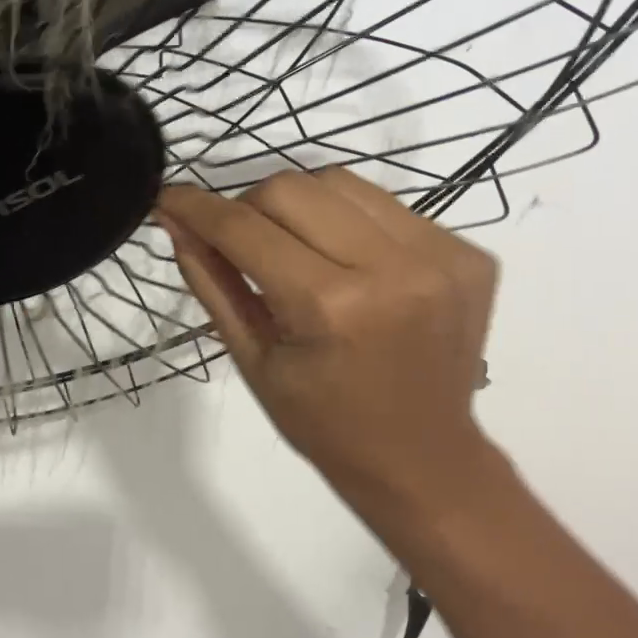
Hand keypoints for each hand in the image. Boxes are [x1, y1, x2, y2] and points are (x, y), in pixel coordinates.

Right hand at [156, 170, 498, 520]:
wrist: (418, 455)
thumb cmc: (318, 418)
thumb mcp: (248, 355)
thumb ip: (211, 280)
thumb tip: (175, 222)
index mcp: (330, 306)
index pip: (246, 229)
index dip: (198, 208)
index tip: (169, 198)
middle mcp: (392, 268)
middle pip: (292, 189)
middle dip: (246, 206)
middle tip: (235, 241)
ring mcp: (440, 255)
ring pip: (339, 182)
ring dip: (295, 204)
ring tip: (287, 246)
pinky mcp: (468, 253)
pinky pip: (385, 205)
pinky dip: (343, 219)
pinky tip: (340, 259)